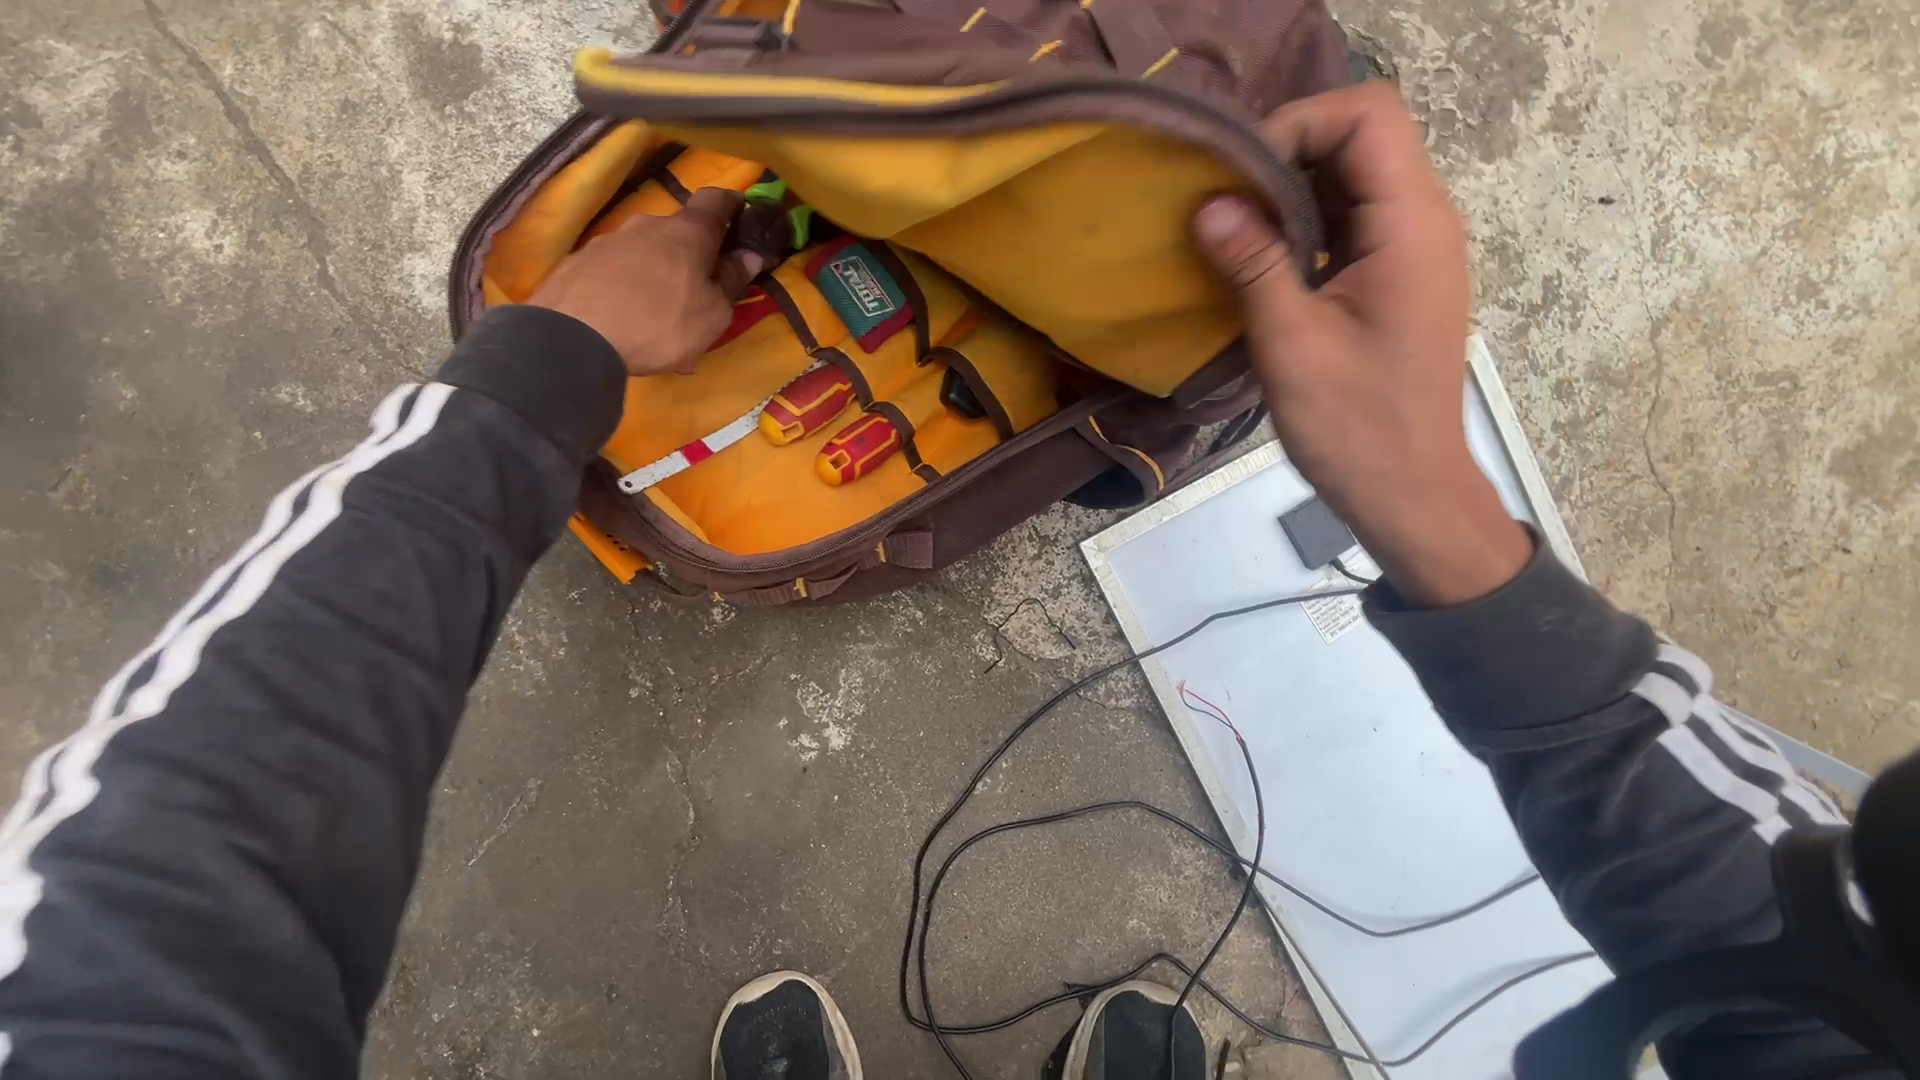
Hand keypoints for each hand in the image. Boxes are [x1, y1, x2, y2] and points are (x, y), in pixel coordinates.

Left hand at [528, 188, 766, 376]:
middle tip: (702, 298)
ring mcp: (610, 240)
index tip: (743, 213)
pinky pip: (619, 275)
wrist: (575, 337)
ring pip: (648, 258)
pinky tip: (633, 327)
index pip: (715, 200)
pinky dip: (632, 294)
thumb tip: (749, 256)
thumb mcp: (713, 313)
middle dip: (694, 261)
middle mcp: (648, 225)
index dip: (733, 204)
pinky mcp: (581, 261)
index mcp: (688, 233)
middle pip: (679, 234)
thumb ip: (733, 282)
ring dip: (662, 283)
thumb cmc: (661, 322)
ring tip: (665, 325)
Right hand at [1192, 81, 1530, 606]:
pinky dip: (1303, 225)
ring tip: (1230, 225)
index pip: (1367, 118)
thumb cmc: (1353, 425)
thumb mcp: (1291, 344)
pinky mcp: (1396, 280)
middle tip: (1221, 197)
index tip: (1235, 175)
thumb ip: (1253, 265)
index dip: (1297, 124)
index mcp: (1412, 227)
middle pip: (1362, 139)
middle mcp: (1425, 223)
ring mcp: (1414, 251)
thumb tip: (1210, 204)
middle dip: (1285, 153)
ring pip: (1354, 180)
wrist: (1406, 490)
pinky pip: (1351, 223)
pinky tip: (1258, 258)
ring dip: (1290, 191)